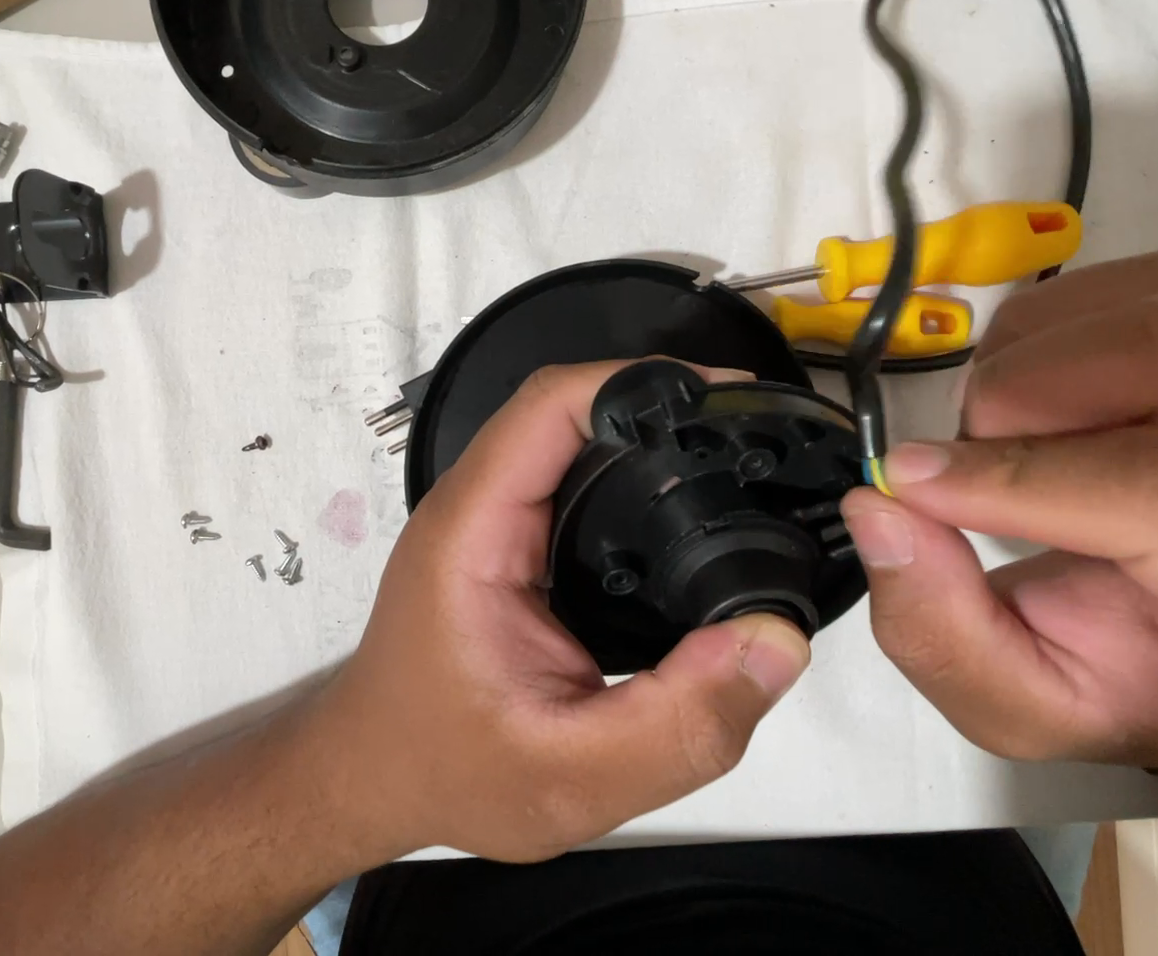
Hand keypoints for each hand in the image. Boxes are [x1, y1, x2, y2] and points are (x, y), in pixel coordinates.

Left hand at [304, 361, 810, 862]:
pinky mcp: (506, 543)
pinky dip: (628, 479)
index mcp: (474, 533)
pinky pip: (570, 484)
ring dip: (643, 437)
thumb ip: (681, 724)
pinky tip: (680, 511)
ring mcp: (489, 522)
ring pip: (570, 443)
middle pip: (566, 411)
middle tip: (746, 430)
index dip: (635, 380)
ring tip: (727, 460)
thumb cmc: (450, 774)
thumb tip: (778, 642)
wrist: (379, 774)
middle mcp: (476, 508)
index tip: (722, 398)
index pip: (548, 407)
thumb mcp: (575, 777)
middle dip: (657, 403)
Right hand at [840, 247, 1157, 767]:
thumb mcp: (1025, 710)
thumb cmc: (1141, 683)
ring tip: (1001, 433)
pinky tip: (1036, 386)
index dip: (1016, 475)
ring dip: (1025, 359)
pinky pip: (1139, 281)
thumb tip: (876, 502)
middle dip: (1017, 402)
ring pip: (1146, 306)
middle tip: (965, 465)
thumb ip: (939, 632)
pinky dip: (1050, 325)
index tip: (903, 482)